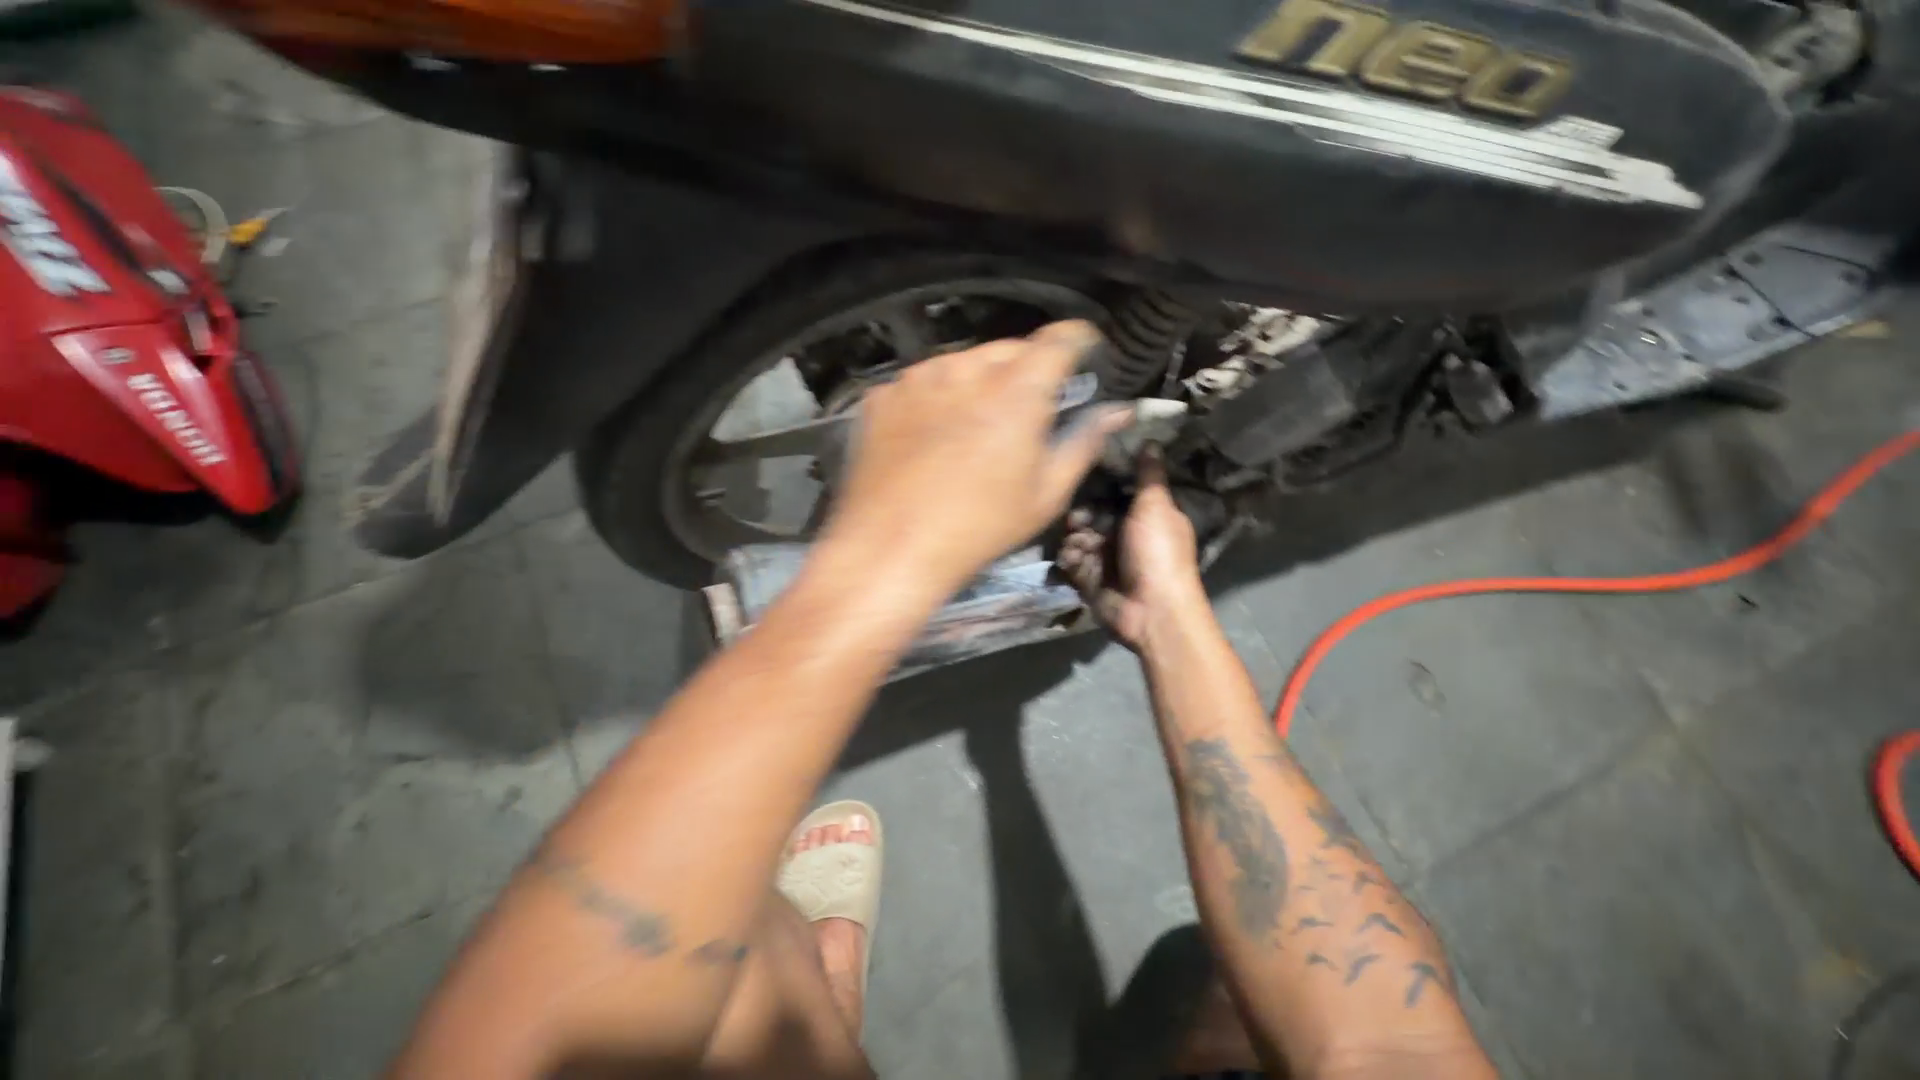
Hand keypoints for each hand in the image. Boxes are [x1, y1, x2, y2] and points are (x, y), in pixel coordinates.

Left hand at [822, 320, 1134, 591]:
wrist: (889, 548)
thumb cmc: (978, 527)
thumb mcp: (1045, 494)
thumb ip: (1084, 442)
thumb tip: (1115, 412)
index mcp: (1016, 391)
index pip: (1059, 339)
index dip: (1078, 340)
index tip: (1085, 350)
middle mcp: (965, 370)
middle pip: (1009, 349)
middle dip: (1026, 369)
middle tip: (1026, 410)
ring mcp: (917, 379)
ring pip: (961, 363)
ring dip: (977, 383)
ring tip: (974, 428)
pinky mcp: (881, 396)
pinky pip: (921, 384)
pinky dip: (934, 399)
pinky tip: (931, 438)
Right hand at [1057, 448, 1204, 649]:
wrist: (1152, 611)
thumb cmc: (1158, 553)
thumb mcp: (1156, 507)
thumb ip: (1148, 474)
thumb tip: (1152, 441)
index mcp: (1147, 516)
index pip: (1117, 492)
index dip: (1100, 486)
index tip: (1084, 478)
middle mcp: (1126, 535)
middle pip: (1093, 514)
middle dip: (1081, 515)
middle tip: (1078, 520)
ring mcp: (1107, 559)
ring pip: (1079, 538)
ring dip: (1074, 539)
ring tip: (1078, 546)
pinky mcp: (1090, 580)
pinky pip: (1072, 562)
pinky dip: (1070, 560)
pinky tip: (1073, 562)